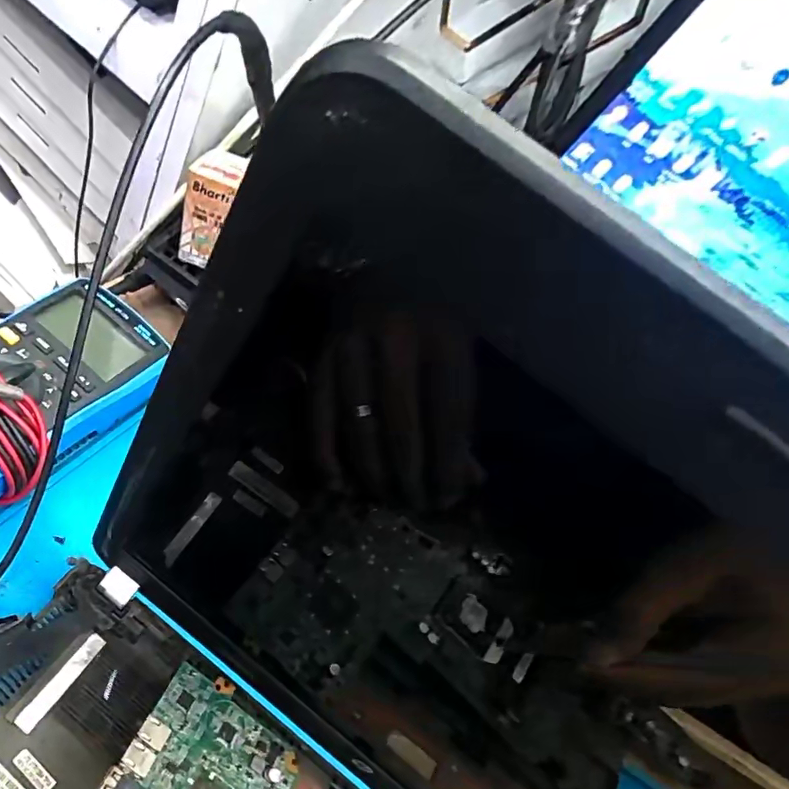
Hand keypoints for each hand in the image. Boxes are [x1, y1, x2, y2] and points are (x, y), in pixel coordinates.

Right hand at [310, 301, 480, 509]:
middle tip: (415, 505)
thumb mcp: (456, 357)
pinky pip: (319, 418)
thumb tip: (469, 479)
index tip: (447, 496)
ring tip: (386, 498)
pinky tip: (338, 484)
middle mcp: (396, 338)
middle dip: (410, 473)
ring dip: (372, 470)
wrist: (373, 283)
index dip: (448, 462)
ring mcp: (351, 349)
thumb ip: (460, 414)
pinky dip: (326, 455)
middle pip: (403, 423)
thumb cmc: (425, 326)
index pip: (449, 413)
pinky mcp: (319, 362)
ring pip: (360, 425)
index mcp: (443, 335)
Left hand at [584, 528, 788, 706]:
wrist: (756, 538)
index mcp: (784, 648)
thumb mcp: (674, 572)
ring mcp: (775, 679)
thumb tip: (594, 658)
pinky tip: (626, 656)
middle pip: (691, 689)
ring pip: (691, 690)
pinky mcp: (756, 674)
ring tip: (597, 659)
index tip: (585, 666)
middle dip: (633, 678)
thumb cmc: (720, 547)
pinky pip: (699, 682)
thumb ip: (636, 615)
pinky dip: (660, 672)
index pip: (694, 676)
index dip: (634, 676)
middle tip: (583, 664)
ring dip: (642, 677)